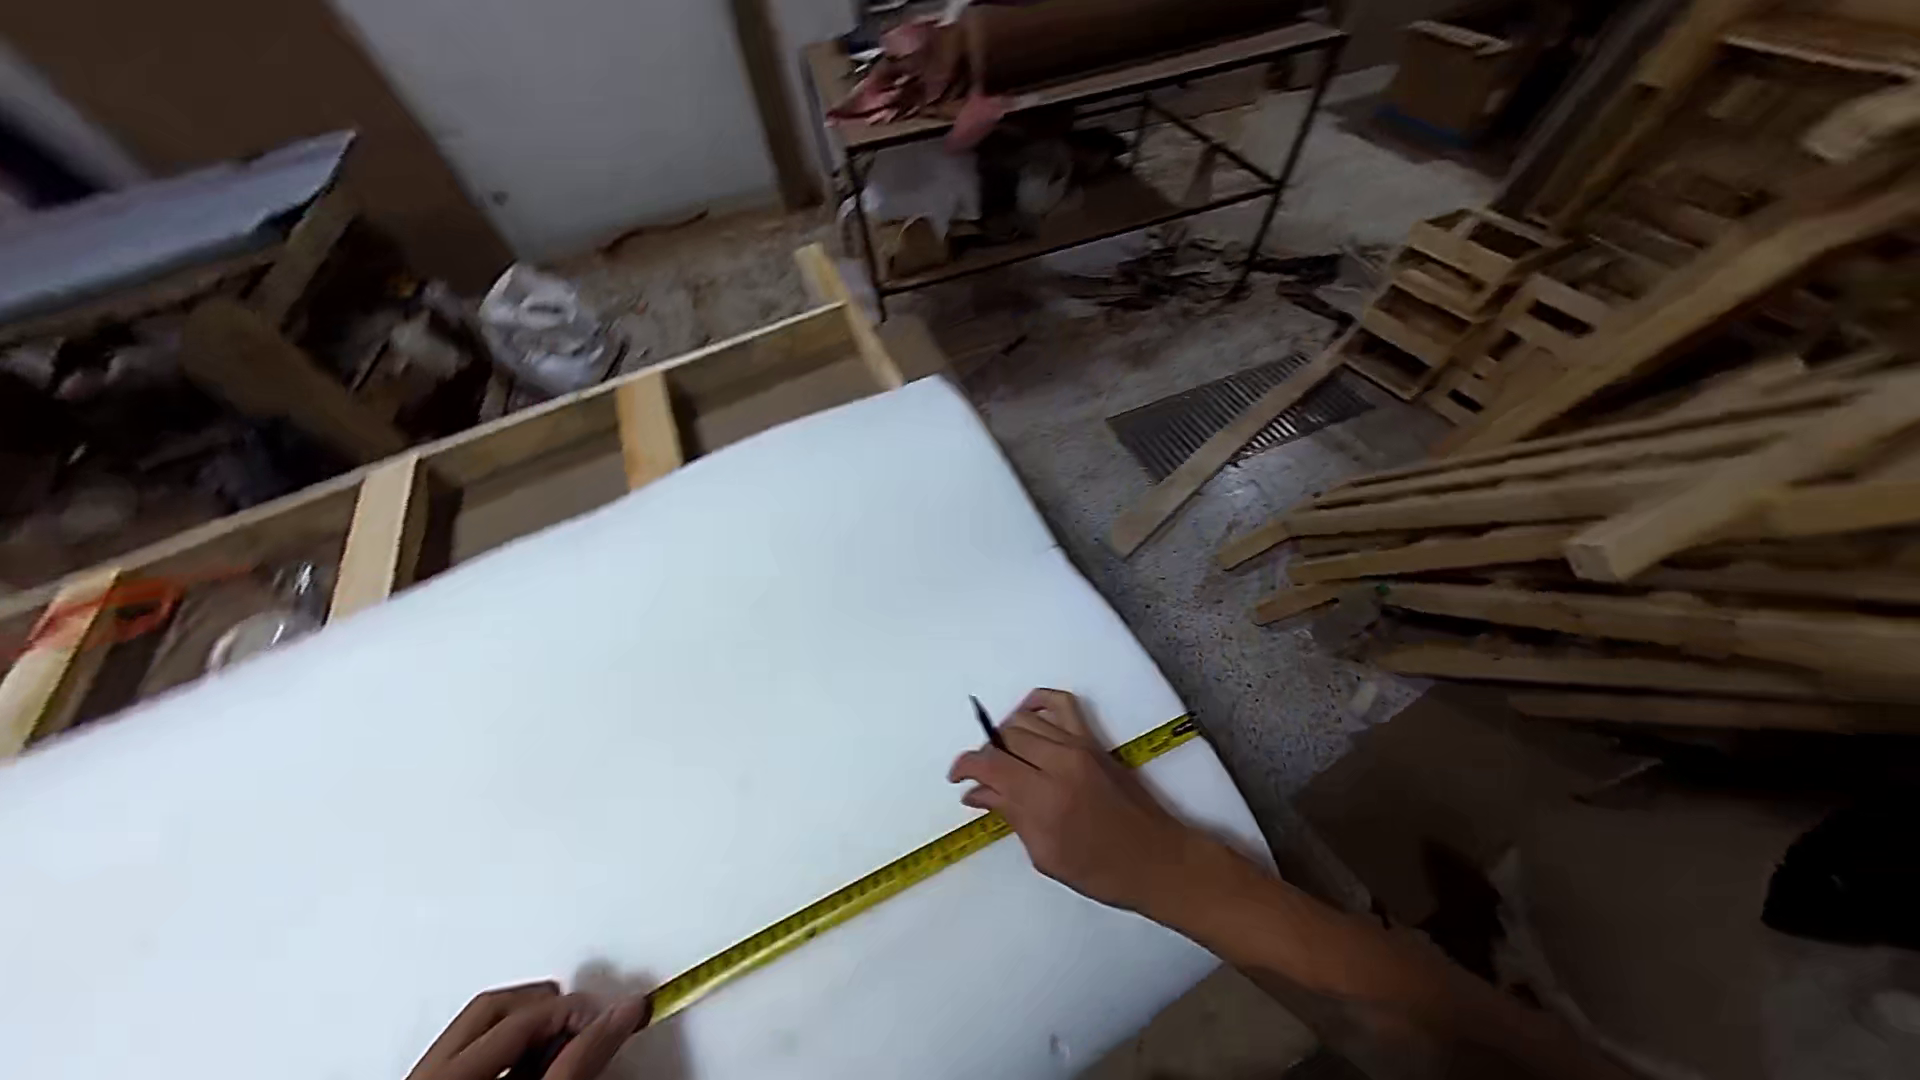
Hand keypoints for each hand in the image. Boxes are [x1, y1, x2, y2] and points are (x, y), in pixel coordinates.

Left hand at [406, 981, 648, 1079]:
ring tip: (567, 1050)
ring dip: (531, 1030)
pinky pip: (469, 1060)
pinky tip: (535, 1074)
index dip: (579, 1010)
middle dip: (552, 1009)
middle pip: (496, 1010)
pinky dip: (511, 1058)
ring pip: (479, 1031)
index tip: (616, 1019)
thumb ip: (581, 1062)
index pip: (526, 1015)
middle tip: (591, 1026)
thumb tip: (621, 1014)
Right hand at [947, 688, 1208, 915]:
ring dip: (1006, 736)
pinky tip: (1026, 716)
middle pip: (1004, 738)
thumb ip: (1009, 814)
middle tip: (986, 779)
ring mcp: (1078, 745)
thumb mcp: (1045, 854)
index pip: (991, 763)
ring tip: (1005, 759)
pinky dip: (1037, 702)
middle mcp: (1059, 762)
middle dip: (986, 755)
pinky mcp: (1093, 740)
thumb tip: (976, 792)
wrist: (1158, 859)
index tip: (958, 778)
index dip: (965, 766)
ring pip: (1025, 721)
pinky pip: (1060, 703)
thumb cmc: (1099, 870)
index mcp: (1044, 798)